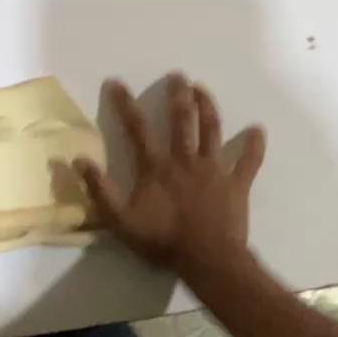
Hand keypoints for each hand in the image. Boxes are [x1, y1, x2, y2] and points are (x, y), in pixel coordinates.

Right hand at [76, 73, 265, 284]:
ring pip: (212, 131)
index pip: (137, 128)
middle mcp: (185, 160)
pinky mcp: (236, 184)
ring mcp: (214, 170)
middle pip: (182, 120)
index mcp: (156, 167)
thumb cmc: (162, 241)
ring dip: (207, 108)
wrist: (208, 260)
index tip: (117, 82)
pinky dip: (253, 146)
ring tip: (203, 89)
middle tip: (178, 76)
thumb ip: (100, 190)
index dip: (125, 104)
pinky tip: (259, 130)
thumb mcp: (120, 221)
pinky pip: (248, 161)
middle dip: (178, 96)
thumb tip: (78, 160)